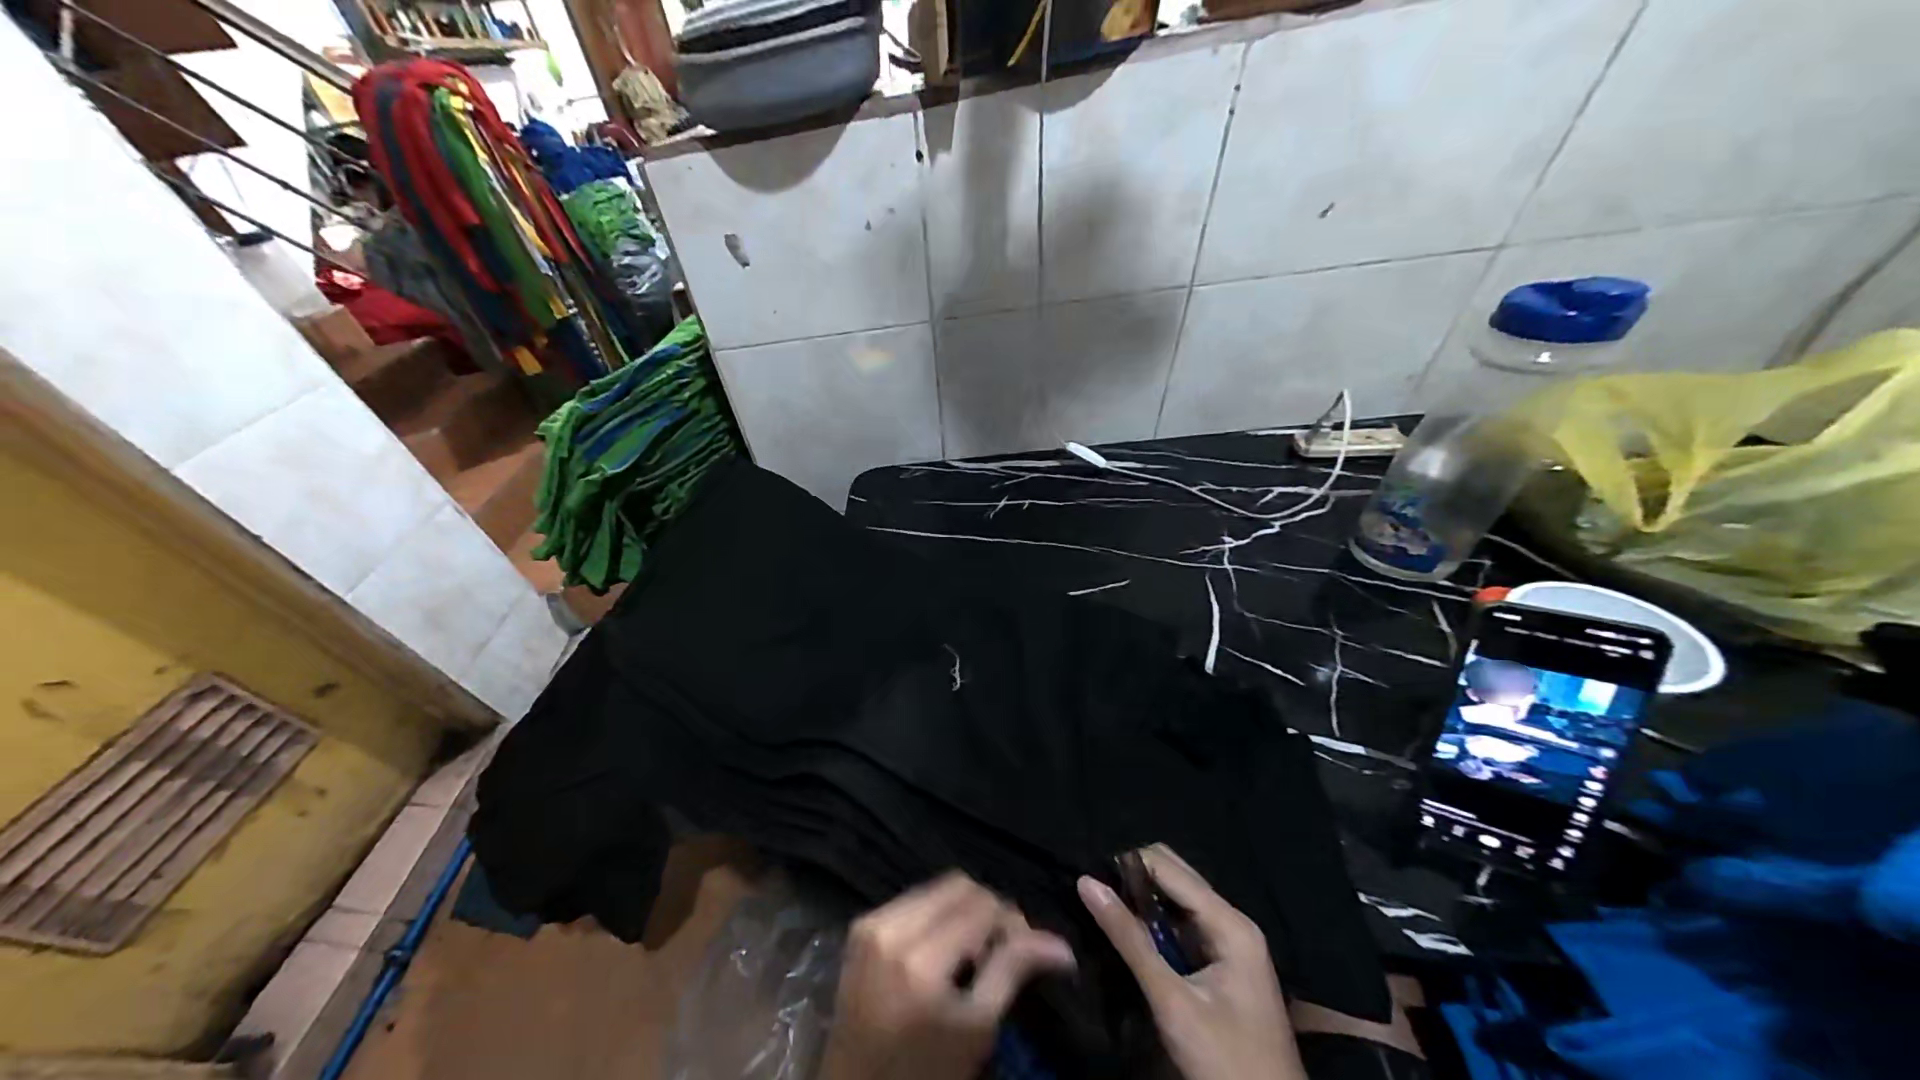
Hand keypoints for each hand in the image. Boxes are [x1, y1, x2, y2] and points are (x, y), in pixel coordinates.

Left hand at [821, 872, 1076, 1079]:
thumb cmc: (925, 1071)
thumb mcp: (977, 1028)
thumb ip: (1013, 971)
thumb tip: (1062, 944)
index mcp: (920, 960)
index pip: (983, 905)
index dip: (1012, 922)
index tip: (1023, 951)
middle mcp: (891, 928)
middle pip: (959, 885)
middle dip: (987, 910)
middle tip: (998, 949)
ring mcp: (870, 923)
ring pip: (936, 888)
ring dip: (961, 910)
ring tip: (971, 951)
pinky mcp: (861, 925)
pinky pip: (913, 899)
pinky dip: (936, 915)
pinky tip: (942, 949)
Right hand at [1079, 845, 1306, 1079]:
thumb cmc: (1225, 1060)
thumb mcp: (1172, 1001)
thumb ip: (1130, 940)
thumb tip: (1086, 882)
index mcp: (1229, 923)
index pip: (1169, 867)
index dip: (1126, 862)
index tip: (1084, 868)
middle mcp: (1231, 921)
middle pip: (1174, 876)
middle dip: (1131, 876)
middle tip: (1089, 886)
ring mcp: (1227, 942)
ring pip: (1175, 900)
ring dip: (1139, 898)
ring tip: (1098, 900)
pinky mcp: (1219, 963)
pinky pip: (1180, 924)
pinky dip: (1151, 921)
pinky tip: (1123, 926)